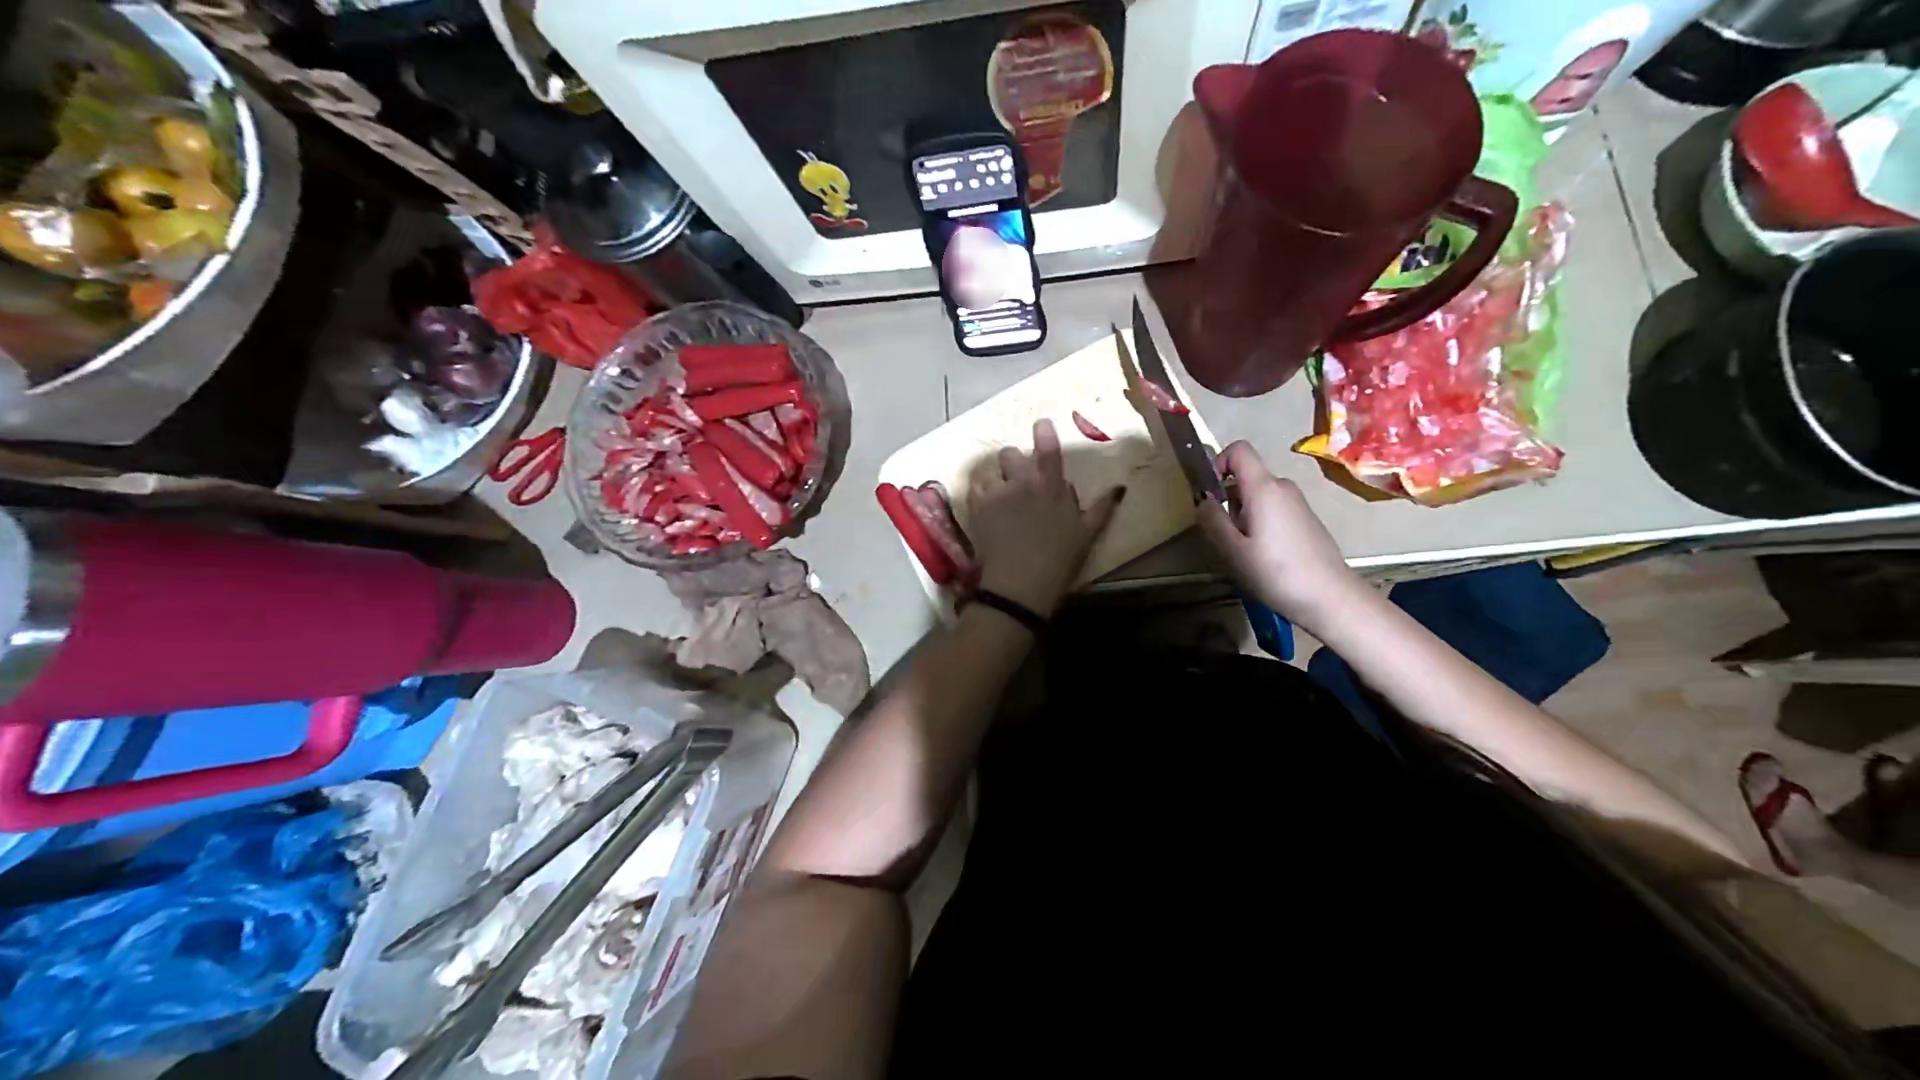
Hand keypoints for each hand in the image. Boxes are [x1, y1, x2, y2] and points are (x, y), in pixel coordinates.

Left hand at [970, 418, 1123, 616]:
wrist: (1020, 584)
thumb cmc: (1059, 562)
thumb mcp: (1087, 535)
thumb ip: (1103, 508)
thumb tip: (1120, 488)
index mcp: (1053, 488)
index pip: (1049, 449)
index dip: (1044, 432)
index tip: (1041, 424)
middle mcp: (1025, 483)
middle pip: (1012, 454)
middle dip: (1014, 462)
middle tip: (1017, 480)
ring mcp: (999, 492)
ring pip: (991, 468)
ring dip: (996, 477)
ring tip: (999, 495)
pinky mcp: (978, 506)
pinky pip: (975, 485)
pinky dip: (980, 491)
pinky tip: (985, 506)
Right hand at [1195, 441, 1368, 632]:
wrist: (1330, 598)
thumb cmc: (1276, 572)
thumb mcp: (1232, 550)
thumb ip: (1212, 520)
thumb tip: (1202, 498)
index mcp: (1264, 488)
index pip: (1239, 449)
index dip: (1218, 463)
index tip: (1210, 495)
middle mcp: (1283, 487)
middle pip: (1246, 478)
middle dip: (1228, 502)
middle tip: (1227, 539)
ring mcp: (1297, 503)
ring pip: (1258, 497)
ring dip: (1243, 518)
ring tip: (1245, 553)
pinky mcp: (1306, 520)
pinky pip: (1273, 511)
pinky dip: (1261, 526)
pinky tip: (1265, 558)